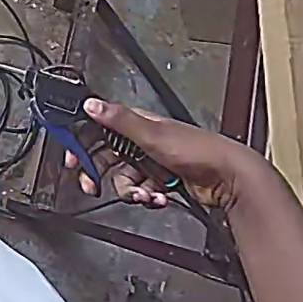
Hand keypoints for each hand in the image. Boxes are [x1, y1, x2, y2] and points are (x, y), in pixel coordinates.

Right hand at [64, 98, 270, 209]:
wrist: (230, 178)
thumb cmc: (199, 150)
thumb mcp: (152, 134)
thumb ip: (118, 120)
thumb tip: (91, 104)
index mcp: (136, 123)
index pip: (97, 130)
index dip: (81, 144)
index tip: (72, 158)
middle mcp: (141, 140)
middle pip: (105, 157)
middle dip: (98, 174)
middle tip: (92, 185)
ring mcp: (150, 160)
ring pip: (122, 177)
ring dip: (129, 189)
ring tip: (142, 194)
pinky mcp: (160, 179)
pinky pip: (140, 189)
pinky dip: (146, 196)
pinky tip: (156, 197)